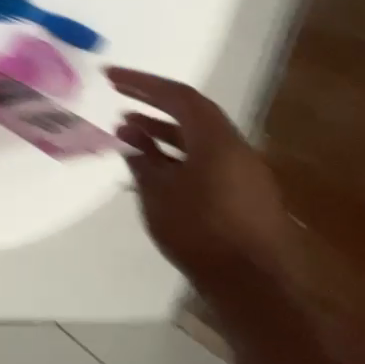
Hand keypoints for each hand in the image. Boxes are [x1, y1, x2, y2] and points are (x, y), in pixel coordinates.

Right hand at [111, 67, 297, 290]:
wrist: (255, 286)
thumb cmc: (200, 230)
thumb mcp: (157, 190)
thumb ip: (142, 157)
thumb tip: (130, 134)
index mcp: (218, 143)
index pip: (180, 98)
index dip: (144, 83)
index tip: (110, 77)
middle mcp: (237, 152)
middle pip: (194, 114)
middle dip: (153, 102)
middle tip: (117, 94)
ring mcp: (244, 176)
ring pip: (199, 139)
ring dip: (162, 129)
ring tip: (126, 131)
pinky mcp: (243, 197)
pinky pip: (205, 159)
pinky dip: (176, 152)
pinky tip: (150, 164)